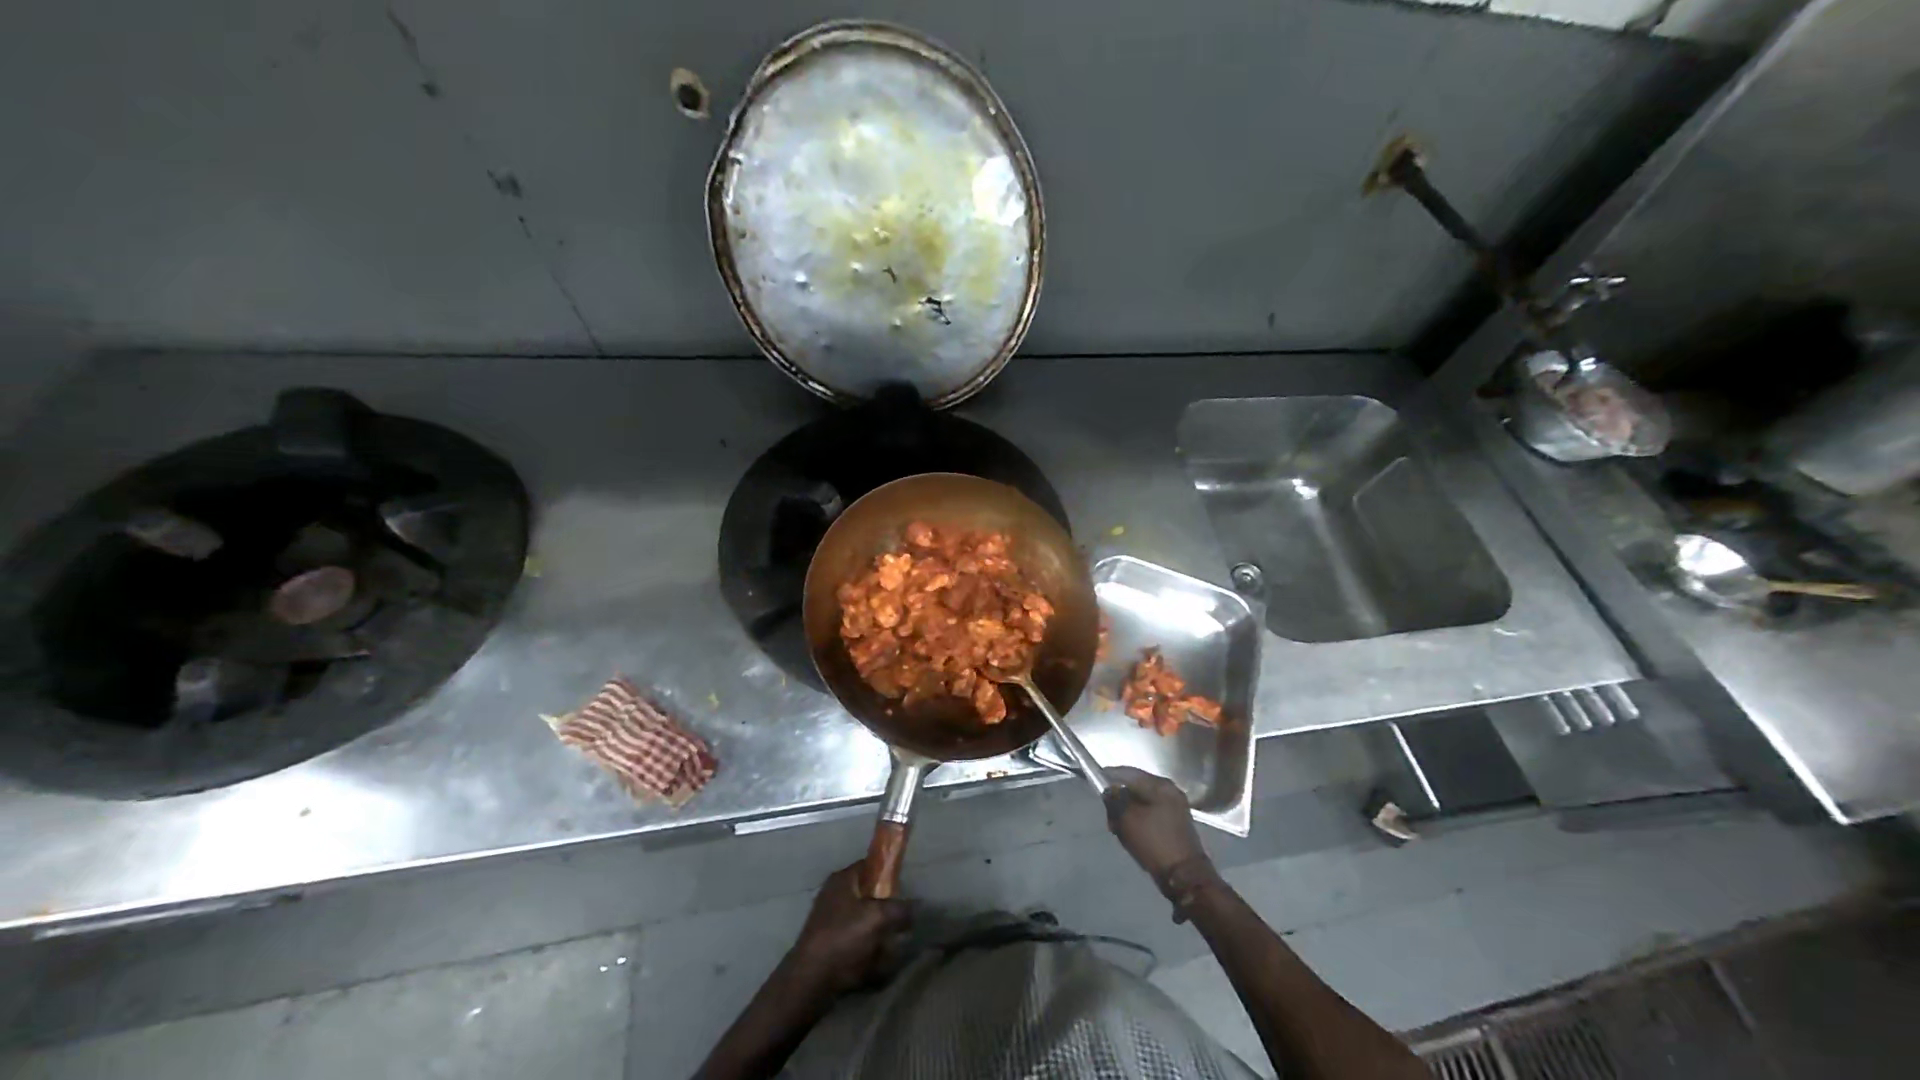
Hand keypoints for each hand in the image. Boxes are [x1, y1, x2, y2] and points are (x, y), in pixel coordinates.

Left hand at [784, 863, 912, 995]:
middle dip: (887, 910)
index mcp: (843, 879)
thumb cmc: (843, 937)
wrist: (811, 979)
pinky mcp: (831, 943)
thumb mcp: (877, 917)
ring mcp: (831, 919)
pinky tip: (877, 962)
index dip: (890, 874)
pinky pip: (858, 941)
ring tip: (890, 946)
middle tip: (901, 922)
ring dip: (879, 933)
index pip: (872, 865)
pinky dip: (868, 950)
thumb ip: (900, 908)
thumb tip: (916, 906)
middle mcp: (835, 894)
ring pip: (866, 920)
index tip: (905, 890)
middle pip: (870, 895)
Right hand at [1104, 766, 1210, 885]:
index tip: (1093, 780)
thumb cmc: (1154, 841)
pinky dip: (1138, 822)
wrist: (1184, 876)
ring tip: (1118, 830)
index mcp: (1160, 785)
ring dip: (1127, 814)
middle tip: (1109, 817)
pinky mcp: (1175, 825)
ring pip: (1141, 804)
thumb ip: (1115, 799)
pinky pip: (1150, 816)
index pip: (1128, 772)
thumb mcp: (1127, 818)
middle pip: (1135, 788)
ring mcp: (1174, 809)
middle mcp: (1170, 792)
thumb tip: (1109, 789)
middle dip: (1119, 801)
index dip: (1109, 775)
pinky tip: (1131, 836)